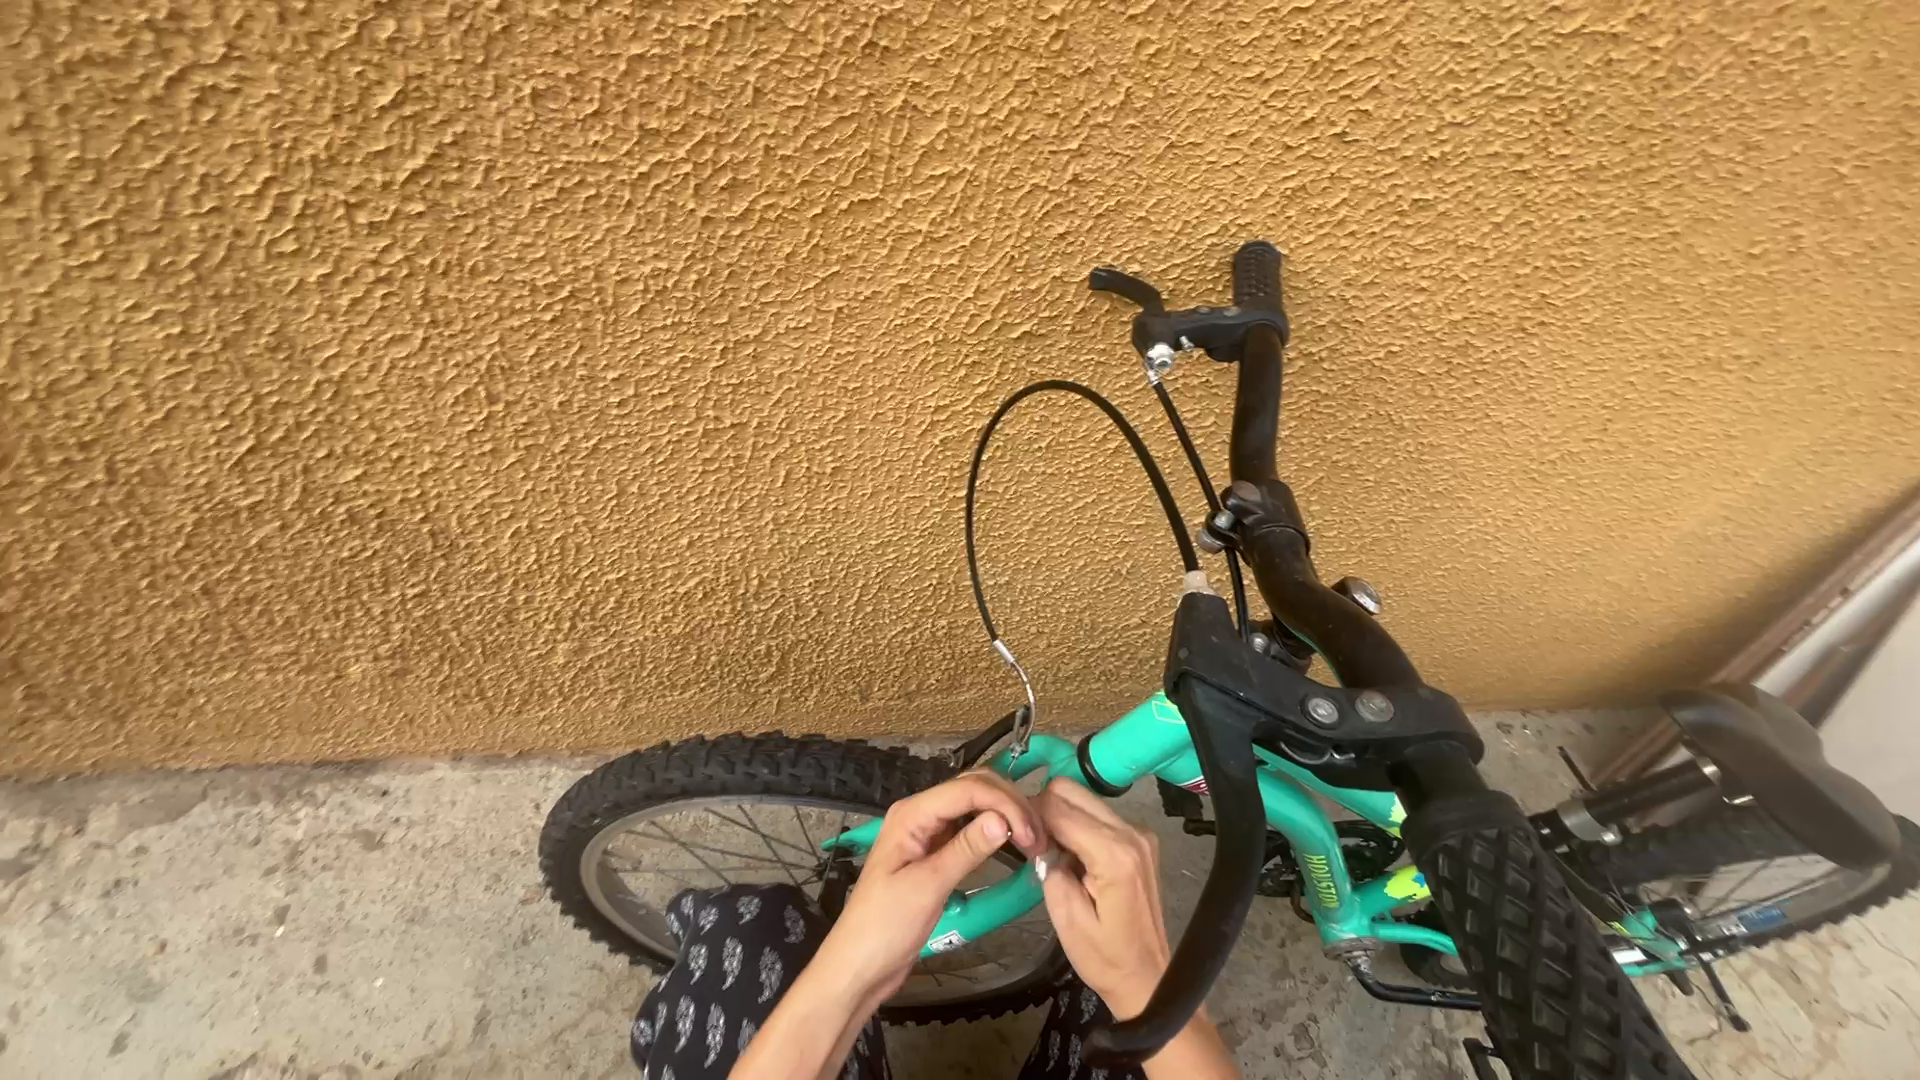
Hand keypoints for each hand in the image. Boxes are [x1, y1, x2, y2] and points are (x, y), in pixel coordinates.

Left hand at [812, 770, 1047, 1005]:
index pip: (967, 788)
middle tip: (1037, 837)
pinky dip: (993, 830)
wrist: (859, 966)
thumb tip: (1003, 820)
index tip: (1031, 834)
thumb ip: (966, 850)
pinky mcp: (935, 851)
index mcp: (912, 814)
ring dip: (1004, 814)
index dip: (1004, 803)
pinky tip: (1012, 844)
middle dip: (1008, 804)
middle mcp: (920, 813)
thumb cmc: (885, 927)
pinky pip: (969, 828)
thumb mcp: (928, 887)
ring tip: (1032, 840)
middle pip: (972, 787)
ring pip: (973, 805)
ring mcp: (927, 831)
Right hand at [1033, 777, 1172, 1019]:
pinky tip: (1072, 854)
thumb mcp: (1066, 919)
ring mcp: (1139, 832)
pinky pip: (1097, 812)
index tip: (1017, 838)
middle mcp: (1131, 832)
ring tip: (1051, 851)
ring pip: (1083, 797)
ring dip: (1061, 815)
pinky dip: (1078, 823)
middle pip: (1071, 790)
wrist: (1149, 979)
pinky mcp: (1140, 837)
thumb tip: (1039, 836)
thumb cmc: (1106, 958)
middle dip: (1044, 809)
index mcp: (1114, 854)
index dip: (1030, 817)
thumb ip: (1049, 868)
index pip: (1058, 808)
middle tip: (1033, 843)